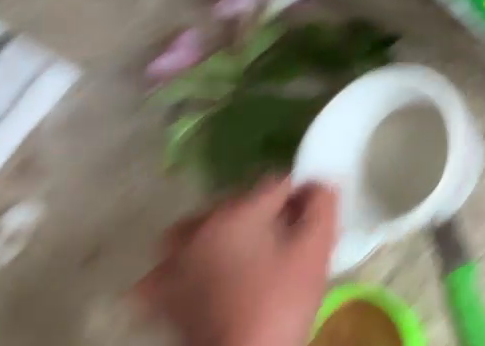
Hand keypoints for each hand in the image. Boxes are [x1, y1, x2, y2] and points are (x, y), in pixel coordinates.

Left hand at [137, 177, 339, 345]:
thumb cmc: (282, 301)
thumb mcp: (318, 245)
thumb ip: (322, 202)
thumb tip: (315, 184)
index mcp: (235, 212)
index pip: (276, 183)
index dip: (300, 197)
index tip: (311, 219)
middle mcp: (197, 230)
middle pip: (237, 203)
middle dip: (262, 215)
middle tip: (285, 241)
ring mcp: (172, 265)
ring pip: (199, 229)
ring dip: (220, 233)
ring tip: (245, 254)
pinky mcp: (161, 298)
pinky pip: (170, 266)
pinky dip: (186, 264)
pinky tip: (203, 276)